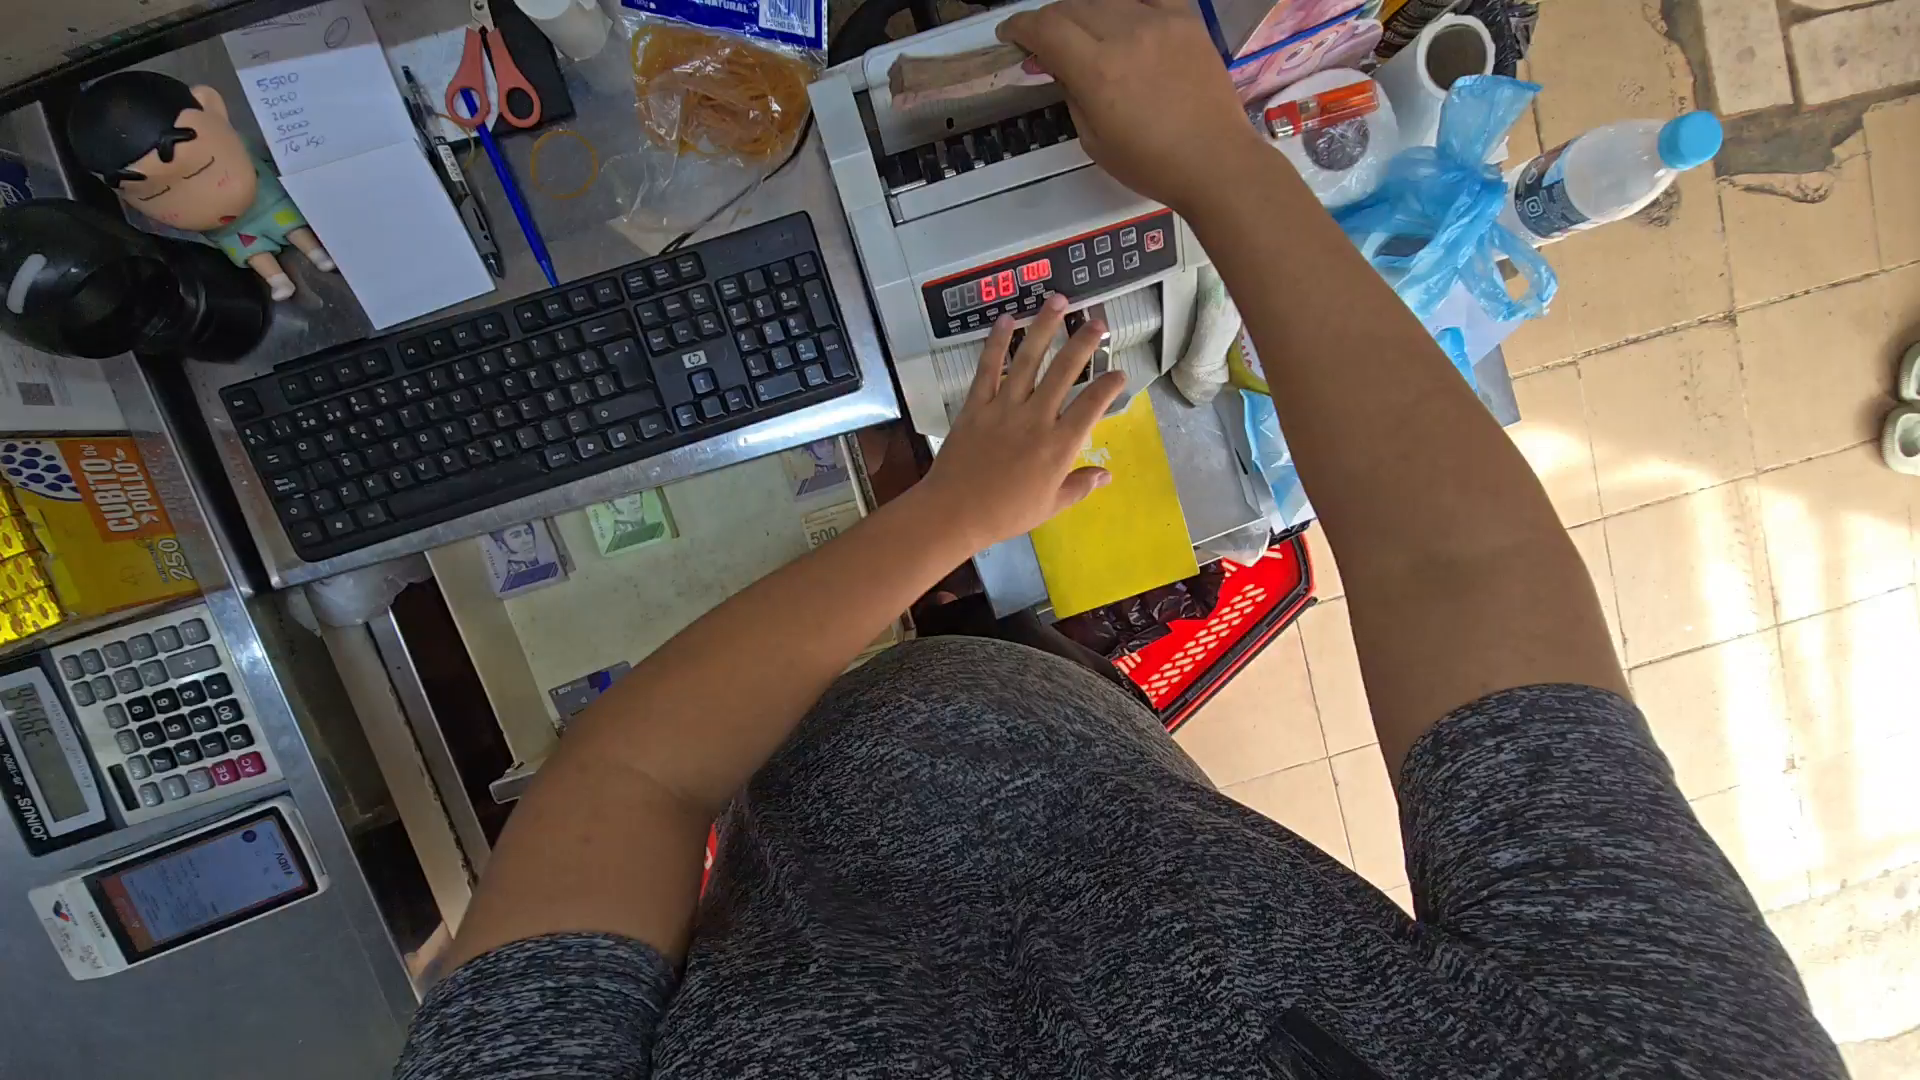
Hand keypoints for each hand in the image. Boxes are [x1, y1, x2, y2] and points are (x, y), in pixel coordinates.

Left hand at [916, 294, 1126, 552]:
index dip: (1109, 386)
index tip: (1119, 373)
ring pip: (1029, 359)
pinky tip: (1007, 320)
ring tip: (1059, 301)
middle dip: (1084, 343)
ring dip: (1045, 327)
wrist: (955, 512)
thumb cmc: (1005, 514)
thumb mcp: (1050, 506)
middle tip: (1097, 323)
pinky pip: (988, 368)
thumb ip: (1079, 486)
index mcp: (1059, 446)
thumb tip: (1106, 475)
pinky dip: (997, 342)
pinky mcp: (976, 405)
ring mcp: (1004, 408)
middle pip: (1065, 371)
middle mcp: (1036, 419)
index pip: (1092, 406)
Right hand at [999, 0, 1265, 212]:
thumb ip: (1071, 93)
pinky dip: (1123, 4)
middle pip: (1072, 6)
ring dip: (1083, 11)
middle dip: (1049, 20)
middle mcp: (1126, 34)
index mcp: (1098, 72)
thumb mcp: (1094, 140)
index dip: (1021, 27)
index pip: (1047, 29)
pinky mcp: (1186, 16)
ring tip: (1080, 34)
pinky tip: (1119, 20)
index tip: (1010, 33)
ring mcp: (1160, 19)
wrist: (1212, 160)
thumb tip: (1057, 66)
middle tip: (1042, 41)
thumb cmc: (1149, 164)